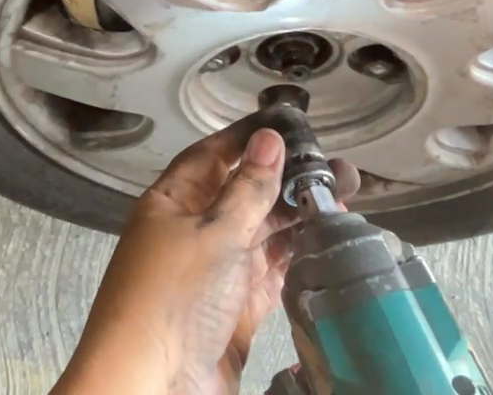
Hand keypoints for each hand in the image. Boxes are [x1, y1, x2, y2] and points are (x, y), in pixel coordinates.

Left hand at [53, 124, 357, 394]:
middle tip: (331, 166)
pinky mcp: (235, 309)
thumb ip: (247, 188)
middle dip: (285, 178)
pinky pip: (269, 273)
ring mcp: (215, 271)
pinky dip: (296, 257)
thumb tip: (269, 140)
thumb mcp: (213, 233)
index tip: (285, 123)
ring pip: (262, 232)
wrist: (151, 386)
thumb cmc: (168, 299)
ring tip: (340, 197)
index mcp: (173, 200)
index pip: (213, 153)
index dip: (248, 136)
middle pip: (243, 192)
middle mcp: (193, 229)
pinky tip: (324, 242)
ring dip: (298, 216)